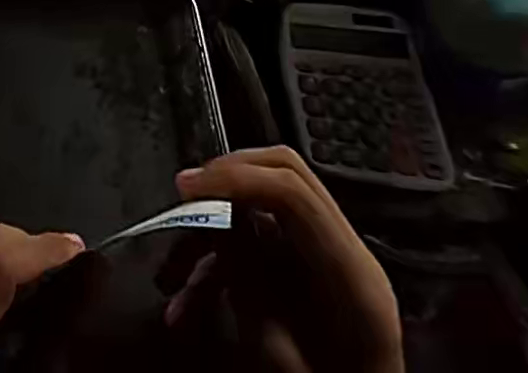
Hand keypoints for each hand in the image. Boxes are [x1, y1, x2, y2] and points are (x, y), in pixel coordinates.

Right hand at [169, 147, 402, 372]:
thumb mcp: (286, 364)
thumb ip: (254, 294)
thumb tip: (217, 228)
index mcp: (353, 276)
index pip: (293, 191)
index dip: (236, 178)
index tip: (188, 189)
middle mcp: (342, 255)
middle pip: (282, 175)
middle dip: (226, 178)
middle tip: (184, 194)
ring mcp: (323, 263)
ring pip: (259, 212)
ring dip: (212, 233)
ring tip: (174, 275)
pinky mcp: (304, 278)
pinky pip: (255, 248)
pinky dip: (218, 266)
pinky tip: (190, 304)